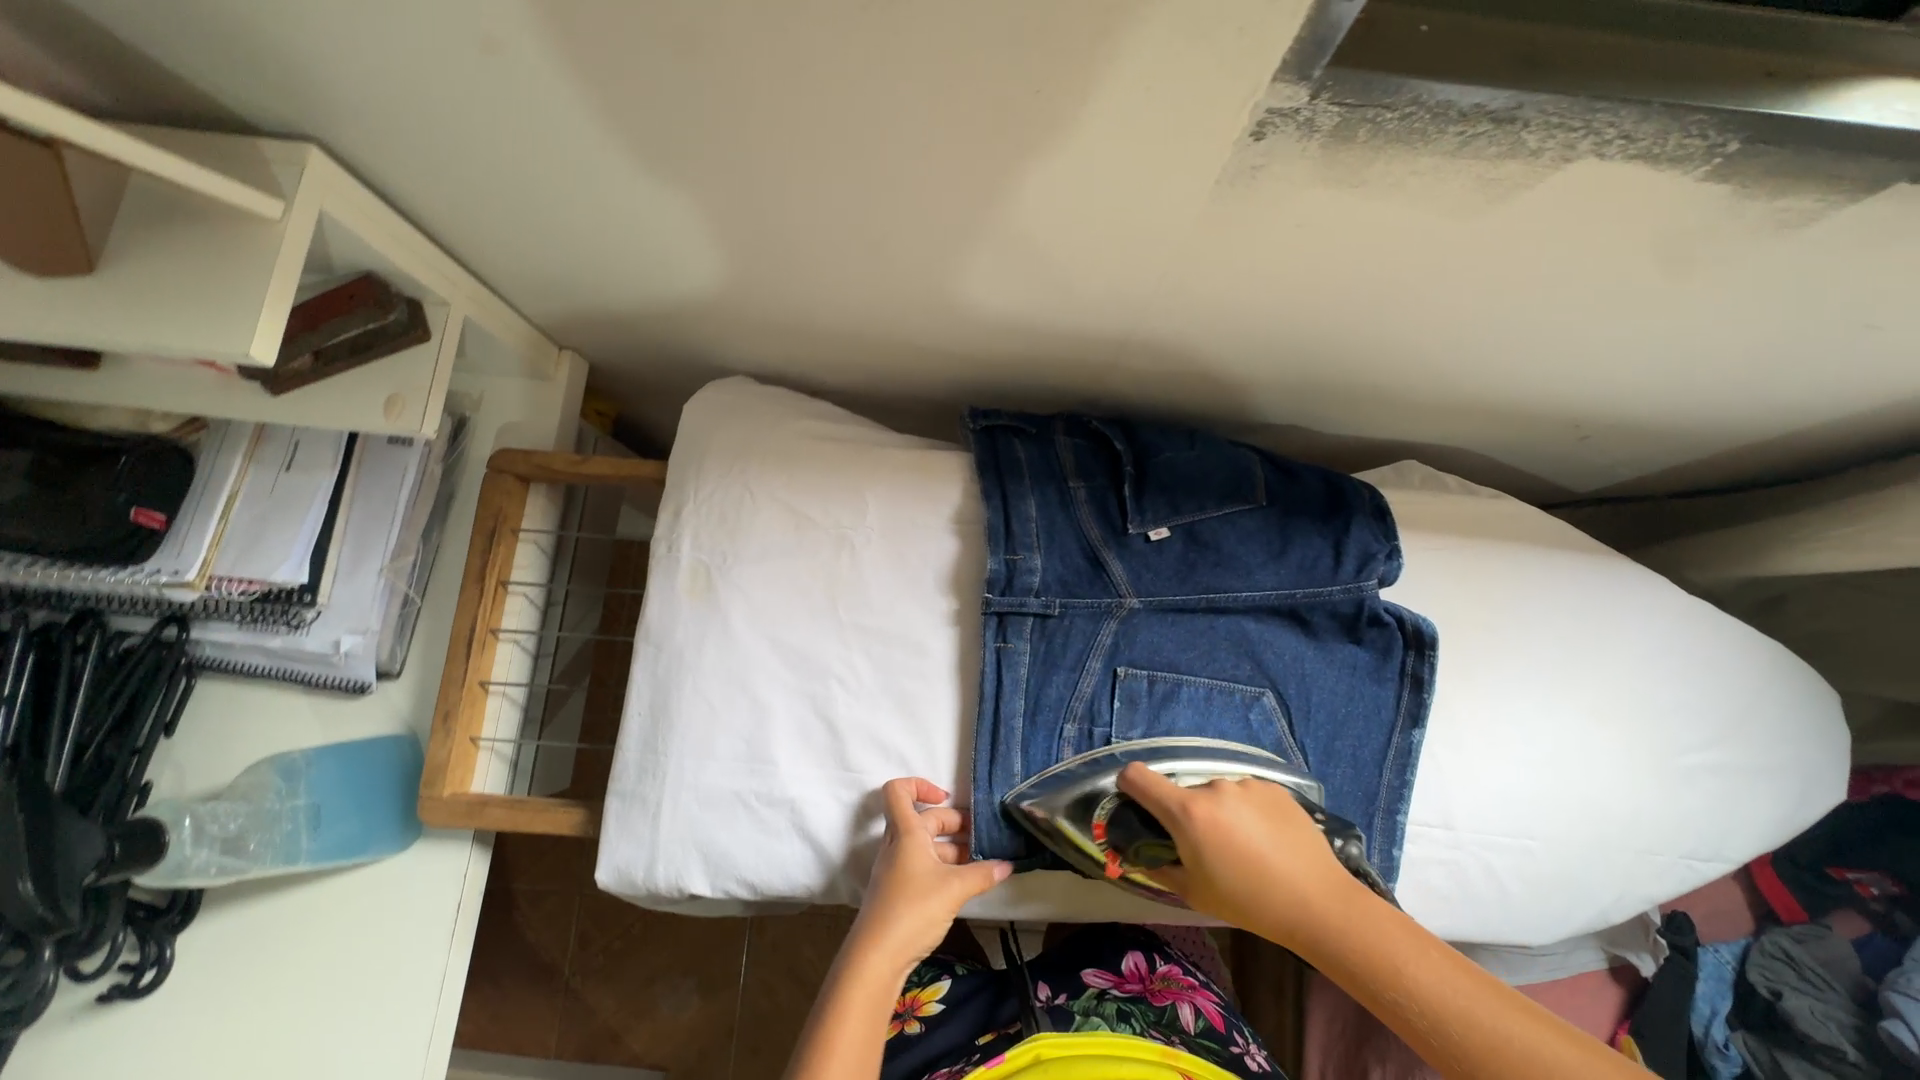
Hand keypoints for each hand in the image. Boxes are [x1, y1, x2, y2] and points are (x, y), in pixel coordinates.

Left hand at [852, 778, 1011, 972]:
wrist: (876, 957)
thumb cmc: (913, 909)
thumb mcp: (954, 889)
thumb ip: (982, 874)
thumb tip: (1008, 865)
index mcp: (905, 832)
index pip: (898, 790)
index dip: (920, 785)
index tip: (947, 799)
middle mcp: (897, 844)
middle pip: (923, 820)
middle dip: (953, 823)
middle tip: (982, 836)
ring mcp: (896, 868)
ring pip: (926, 845)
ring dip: (952, 849)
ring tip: (983, 861)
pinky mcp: (899, 891)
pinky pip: (924, 867)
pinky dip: (945, 868)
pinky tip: (967, 883)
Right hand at [1117, 762, 1367, 946]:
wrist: (1317, 902)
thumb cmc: (1247, 902)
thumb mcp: (1192, 892)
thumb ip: (1158, 867)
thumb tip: (1138, 854)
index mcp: (1186, 812)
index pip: (1137, 776)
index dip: (1129, 787)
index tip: (1139, 807)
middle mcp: (1213, 787)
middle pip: (1183, 792)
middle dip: (1187, 815)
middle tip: (1208, 848)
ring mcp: (1246, 784)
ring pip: (1217, 793)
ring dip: (1220, 812)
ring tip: (1245, 846)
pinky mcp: (1274, 787)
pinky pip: (1247, 793)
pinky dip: (1248, 811)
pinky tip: (1268, 839)